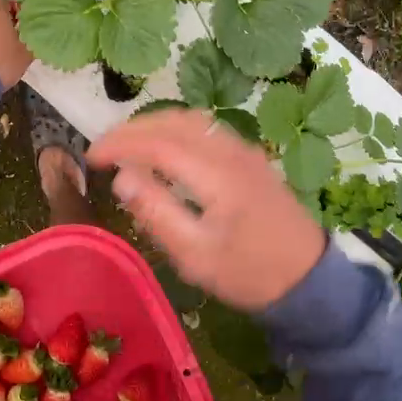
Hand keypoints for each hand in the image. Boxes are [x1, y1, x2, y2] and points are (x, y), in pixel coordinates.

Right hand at [89, 109, 325, 312]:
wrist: (310, 281)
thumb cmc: (249, 274)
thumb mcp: (196, 255)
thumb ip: (157, 213)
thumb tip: (121, 178)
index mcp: (217, 175)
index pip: (157, 143)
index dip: (119, 144)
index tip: (91, 157)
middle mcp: (231, 152)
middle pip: (172, 121)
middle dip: (131, 129)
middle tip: (102, 150)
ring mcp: (244, 151)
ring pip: (190, 119)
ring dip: (153, 125)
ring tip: (126, 146)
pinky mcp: (250, 157)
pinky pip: (206, 128)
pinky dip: (175, 128)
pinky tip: (163, 148)